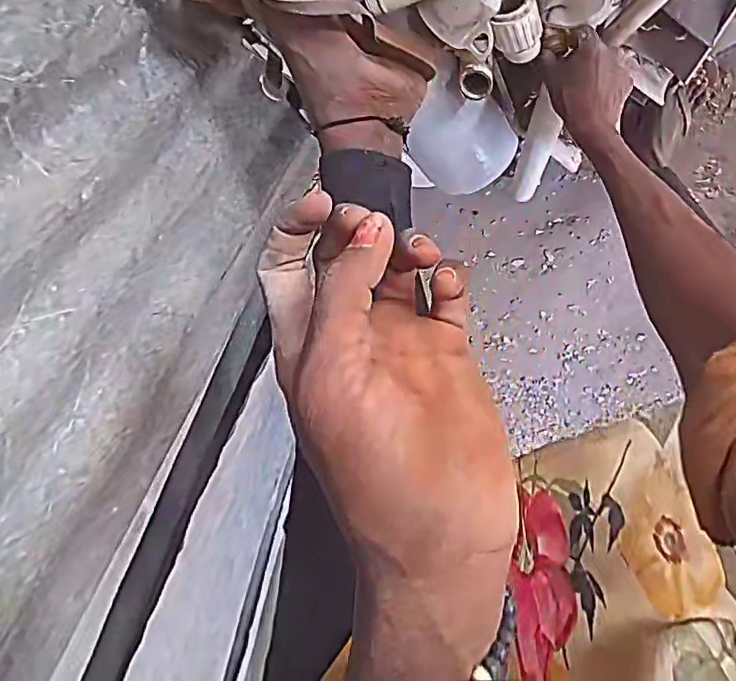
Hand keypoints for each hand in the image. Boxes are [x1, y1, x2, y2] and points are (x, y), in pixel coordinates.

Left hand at [258, 190, 516, 676]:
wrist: (444, 534)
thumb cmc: (376, 470)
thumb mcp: (335, 372)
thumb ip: (345, 292)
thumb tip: (365, 228)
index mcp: (309, 344)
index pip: (288, 268)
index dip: (298, 229)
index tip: (323, 201)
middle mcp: (352, 336)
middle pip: (346, 259)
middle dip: (357, 228)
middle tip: (376, 219)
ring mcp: (400, 341)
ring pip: (397, 270)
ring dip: (406, 247)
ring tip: (419, 252)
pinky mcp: (446, 350)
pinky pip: (443, 296)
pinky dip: (446, 278)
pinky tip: (447, 283)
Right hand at [539, 26, 634, 151]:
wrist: (593, 127)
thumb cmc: (576, 104)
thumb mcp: (551, 77)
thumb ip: (547, 58)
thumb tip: (546, 54)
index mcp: (592, 46)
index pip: (582, 30)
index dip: (570, 37)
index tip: (566, 44)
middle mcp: (611, 53)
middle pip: (597, 44)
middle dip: (585, 52)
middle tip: (572, 64)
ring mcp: (622, 68)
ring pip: (608, 58)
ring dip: (598, 64)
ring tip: (584, 78)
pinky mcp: (627, 83)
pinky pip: (616, 73)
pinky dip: (607, 77)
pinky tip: (595, 87)